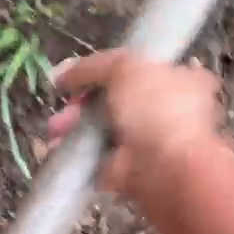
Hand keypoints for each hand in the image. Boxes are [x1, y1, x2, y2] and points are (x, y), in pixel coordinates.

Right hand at [48, 51, 223, 197]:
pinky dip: (71, 150)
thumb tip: (63, 73)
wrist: (161, 165)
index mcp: (179, 79)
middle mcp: (163, 109)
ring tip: (55, 129)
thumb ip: (93, 66)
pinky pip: (90, 153)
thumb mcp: (125, 67)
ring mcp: (142, 140)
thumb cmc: (155, 107)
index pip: (138, 69)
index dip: (107, 70)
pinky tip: (56, 146)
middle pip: (111, 98)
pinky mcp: (122, 166)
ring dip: (72, 125)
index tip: (81, 77)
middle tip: (66, 105)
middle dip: (82, 101)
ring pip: (98, 126)